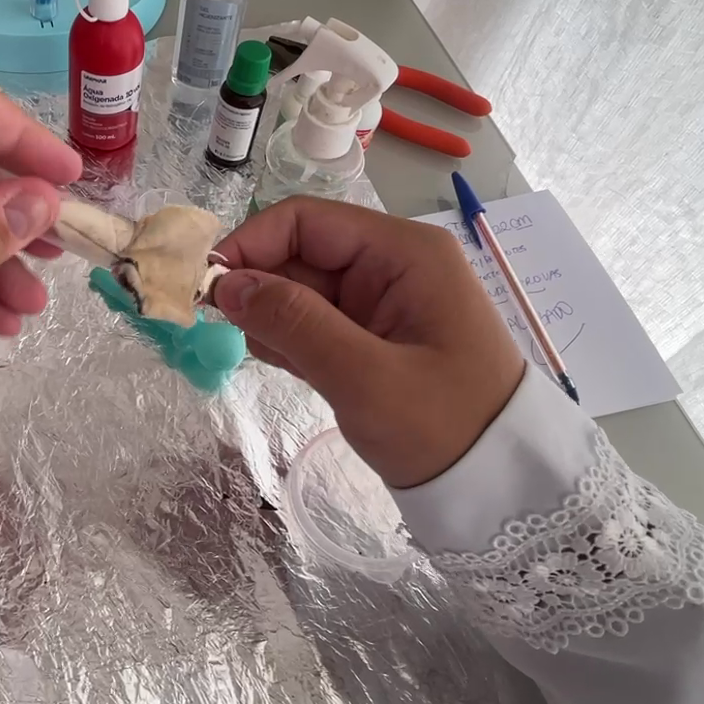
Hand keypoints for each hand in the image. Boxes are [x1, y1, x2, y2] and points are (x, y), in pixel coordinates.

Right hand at [211, 197, 524, 487]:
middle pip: (299, 254)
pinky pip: (313, 323)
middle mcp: (388, 266)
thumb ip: (294, 323)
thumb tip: (225, 285)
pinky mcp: (370, 337)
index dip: (250, 244)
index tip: (206, 287)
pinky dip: (291, 341)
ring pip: (300, 291)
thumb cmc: (443, 426)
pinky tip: (293, 368)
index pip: (306, 221)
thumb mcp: (365, 376)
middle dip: (257, 286)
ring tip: (281, 361)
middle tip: (225, 332)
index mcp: (400, 253)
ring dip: (272, 320)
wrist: (497, 482)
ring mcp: (379, 303)